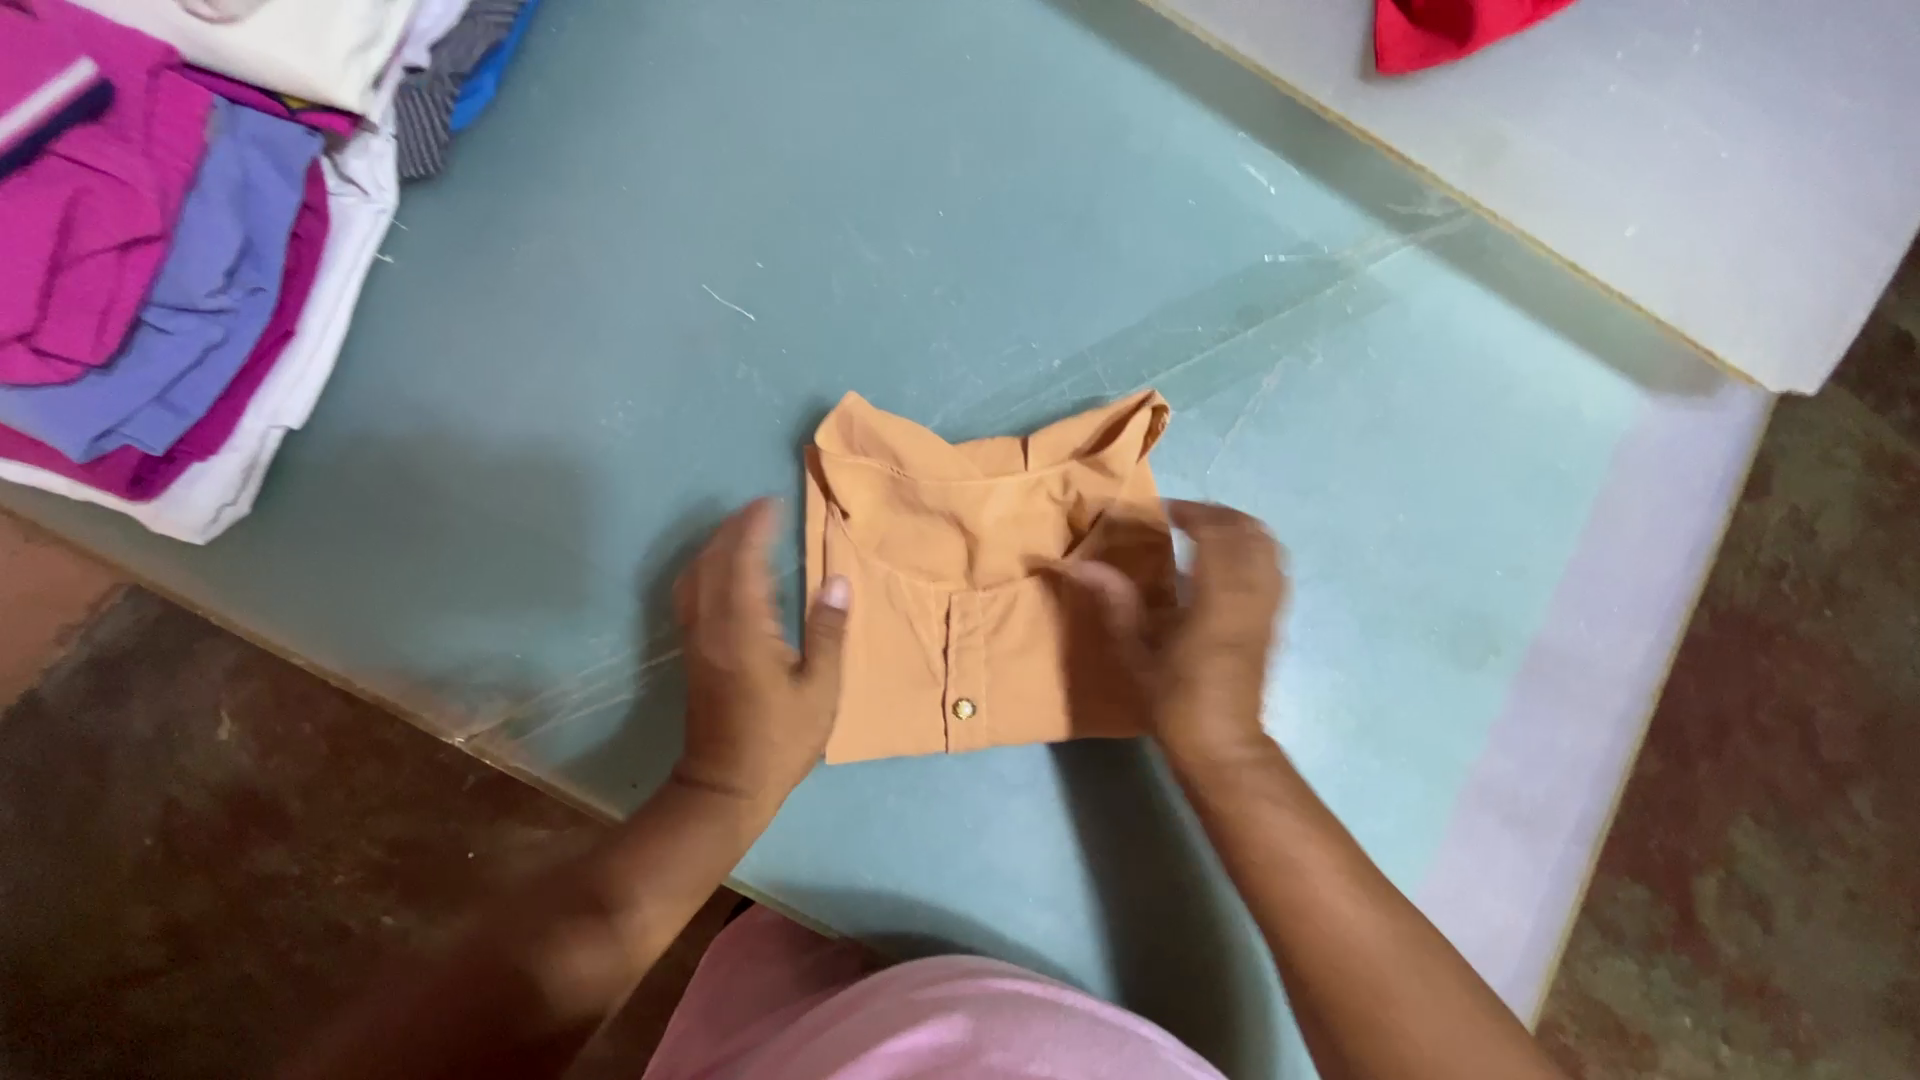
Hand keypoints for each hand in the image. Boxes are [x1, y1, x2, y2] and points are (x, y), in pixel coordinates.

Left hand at [672, 498, 850, 808]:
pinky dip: (704, 568)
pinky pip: (690, 594)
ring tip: (742, 530)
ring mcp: (696, 639)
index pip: (744, 561)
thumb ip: (828, 632)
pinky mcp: (692, 653)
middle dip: (734, 528)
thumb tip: (836, 582)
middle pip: (713, 561)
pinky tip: (722, 570)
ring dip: (716, 545)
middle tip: (761, 508)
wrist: (726, 786)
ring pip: (694, 576)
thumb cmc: (780, 740)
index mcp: (744, 630)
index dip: (755, 527)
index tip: (772, 503)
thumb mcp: (820, 689)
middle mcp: (711, 626)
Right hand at [1064, 500, 1287, 772]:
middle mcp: (1251, 598)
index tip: (1160, 511)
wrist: (1222, 744)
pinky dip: (1251, 551)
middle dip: (1216, 514)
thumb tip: (1079, 564)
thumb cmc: (1174, 702)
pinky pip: (1273, 568)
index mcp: (1218, 603)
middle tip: (1180, 516)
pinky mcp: (1274, 621)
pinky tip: (1223, 564)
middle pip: (1249, 532)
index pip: (1216, 535)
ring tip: (1203, 532)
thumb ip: (1115, 602)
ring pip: (1268, 547)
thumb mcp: (1135, 653)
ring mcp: (1269, 609)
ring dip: (1238, 529)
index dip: (1190, 513)